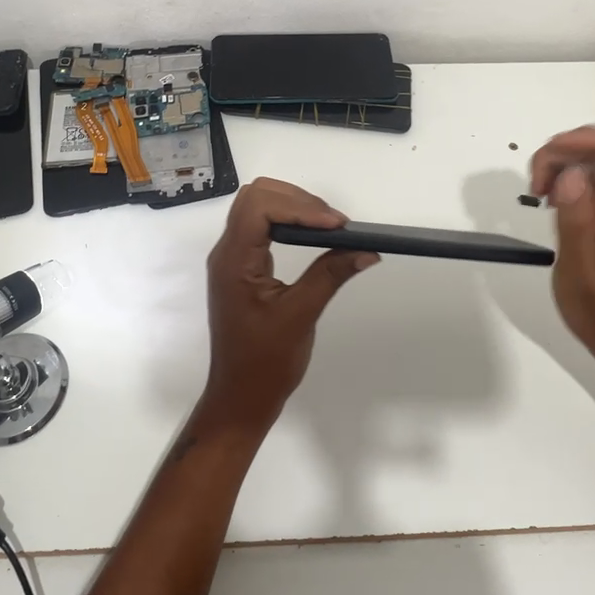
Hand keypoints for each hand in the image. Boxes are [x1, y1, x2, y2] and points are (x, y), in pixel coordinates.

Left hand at [200, 178, 378, 432]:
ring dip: (294, 207)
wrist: (241, 397)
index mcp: (233, 260)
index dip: (300, 206)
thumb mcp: (301, 316)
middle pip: (255, 197)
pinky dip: (288, 222)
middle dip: (297, 200)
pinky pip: (261, 227)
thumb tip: (367, 249)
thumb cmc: (266, 362)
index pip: (259, 208)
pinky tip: (314, 237)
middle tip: (334, 223)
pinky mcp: (242, 267)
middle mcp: (227, 251)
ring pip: (257, 208)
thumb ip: (330, 274)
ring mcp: (232, 258)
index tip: (337, 225)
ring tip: (329, 227)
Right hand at [529, 127, 594, 371]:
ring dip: (565, 164)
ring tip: (538, 190)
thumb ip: (577, 221)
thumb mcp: (581, 272)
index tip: (553, 151)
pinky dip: (570, 180)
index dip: (592, 140)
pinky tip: (551, 201)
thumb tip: (572, 174)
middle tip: (536, 179)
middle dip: (569, 150)